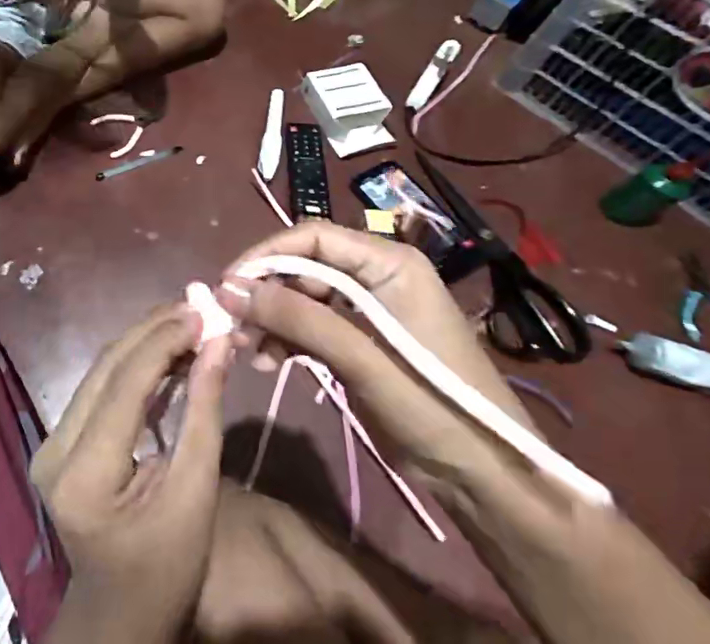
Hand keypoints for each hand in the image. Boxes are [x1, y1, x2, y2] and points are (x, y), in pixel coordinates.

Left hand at [33, 304, 233, 643]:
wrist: (122, 611)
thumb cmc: (167, 564)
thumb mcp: (195, 489)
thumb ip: (204, 410)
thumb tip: (220, 342)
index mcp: (82, 473)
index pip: (125, 383)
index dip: (166, 340)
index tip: (206, 313)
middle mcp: (54, 449)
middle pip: (108, 366)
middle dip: (156, 330)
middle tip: (201, 307)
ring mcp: (51, 443)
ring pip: (102, 370)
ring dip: (147, 341)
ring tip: (192, 320)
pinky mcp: (61, 441)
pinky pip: (102, 387)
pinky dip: (138, 364)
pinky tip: (171, 350)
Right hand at [218, 222, 541, 486]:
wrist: (484, 472)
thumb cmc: (432, 404)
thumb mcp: (362, 358)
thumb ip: (299, 319)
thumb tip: (231, 290)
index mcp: (389, 263)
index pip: (315, 237)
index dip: (267, 255)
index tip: (226, 286)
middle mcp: (379, 275)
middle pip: (308, 266)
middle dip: (268, 292)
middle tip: (232, 327)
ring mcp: (372, 309)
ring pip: (307, 297)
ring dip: (275, 319)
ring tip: (249, 353)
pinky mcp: (365, 340)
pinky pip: (317, 325)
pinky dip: (290, 339)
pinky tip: (270, 363)